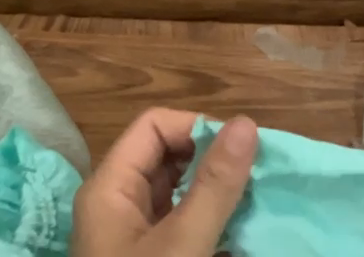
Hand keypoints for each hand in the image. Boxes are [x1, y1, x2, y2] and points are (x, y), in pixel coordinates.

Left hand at [71, 108, 258, 256]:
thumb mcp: (182, 242)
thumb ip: (213, 185)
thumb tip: (247, 122)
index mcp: (108, 186)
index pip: (154, 125)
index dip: (198, 128)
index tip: (242, 149)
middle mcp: (114, 205)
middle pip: (165, 158)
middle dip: (210, 161)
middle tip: (255, 174)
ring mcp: (128, 238)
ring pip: (176, 195)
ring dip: (213, 194)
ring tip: (254, 199)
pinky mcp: (147, 256)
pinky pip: (178, 227)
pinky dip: (208, 225)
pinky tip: (238, 231)